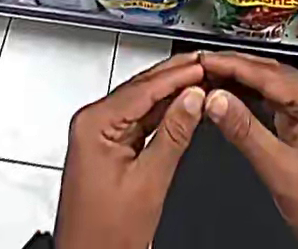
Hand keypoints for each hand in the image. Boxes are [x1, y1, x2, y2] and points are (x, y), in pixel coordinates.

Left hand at [56, 52, 206, 248]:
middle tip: (204, 64)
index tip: (201, 65)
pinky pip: (140, 119)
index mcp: (94, 124)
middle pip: (142, 90)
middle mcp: (93, 122)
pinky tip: (182, 106)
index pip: (143, 88)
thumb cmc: (103, 237)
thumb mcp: (148, 183)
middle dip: (175, 77)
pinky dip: (163, 113)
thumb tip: (193, 98)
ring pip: (143, 103)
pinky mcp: (108, 145)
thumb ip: (174, 134)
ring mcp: (100, 133)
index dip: (176, 75)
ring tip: (199, 80)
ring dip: (171, 93)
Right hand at [200, 52, 297, 248]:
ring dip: (238, 83)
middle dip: (230, 69)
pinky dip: (250, 99)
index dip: (229, 65)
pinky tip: (229, 99)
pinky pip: (273, 101)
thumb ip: (244, 131)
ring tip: (206, 80)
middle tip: (198, 66)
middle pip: (266, 73)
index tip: (203, 61)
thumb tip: (215, 100)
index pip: (265, 73)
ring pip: (268, 85)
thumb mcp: (280, 170)